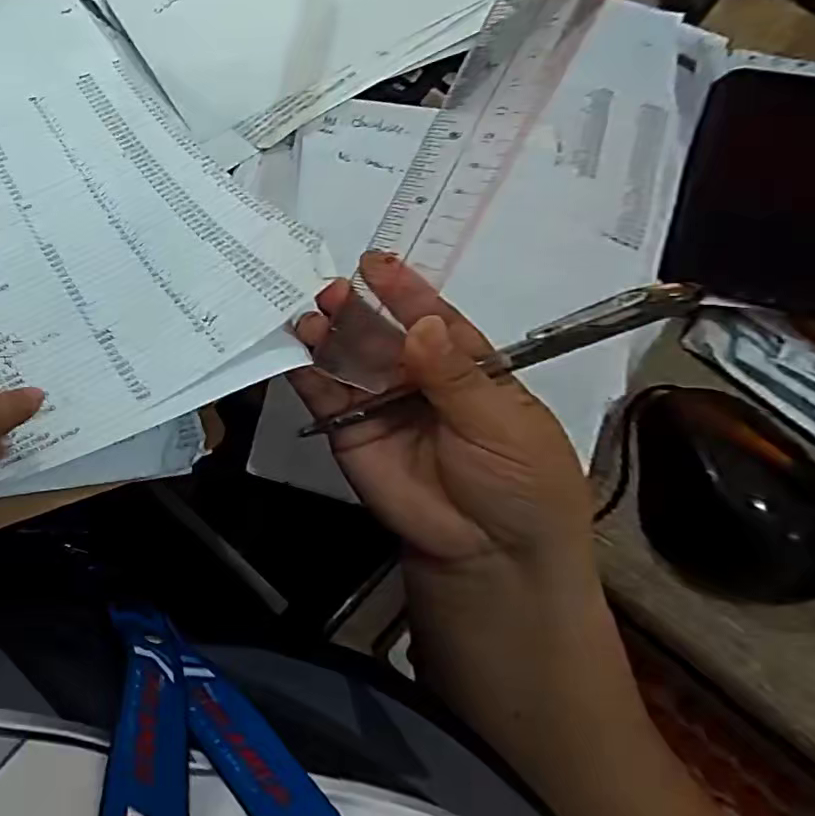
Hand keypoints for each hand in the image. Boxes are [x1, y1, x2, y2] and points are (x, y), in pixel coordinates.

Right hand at [287, 253, 596, 573]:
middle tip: (332, 291)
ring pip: (346, 357)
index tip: (378, 264)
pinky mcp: (344, 427)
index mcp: (466, 370)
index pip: (434, 321)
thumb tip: (420, 326)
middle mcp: (416, 378)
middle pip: (381, 334)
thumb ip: (455, 377)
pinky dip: (305, 369)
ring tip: (310, 316)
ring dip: (327, 334)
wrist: (485, 551)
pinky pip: (321, 392)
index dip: (407, 293)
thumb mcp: (503, 424)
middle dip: (357, 309)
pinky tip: (294, 348)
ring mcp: (377, 402)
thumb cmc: (521, 484)